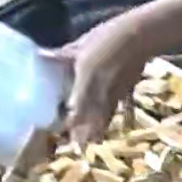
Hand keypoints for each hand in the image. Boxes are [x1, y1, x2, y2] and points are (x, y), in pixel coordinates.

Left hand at [48, 16, 147, 145]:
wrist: (140, 36)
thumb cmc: (108, 37)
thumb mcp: (82, 45)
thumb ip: (63, 56)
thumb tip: (40, 58)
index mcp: (87, 80)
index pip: (76, 108)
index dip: (70, 122)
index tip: (61, 131)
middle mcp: (101, 92)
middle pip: (92, 118)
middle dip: (85, 132)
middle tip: (78, 146)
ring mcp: (116, 93)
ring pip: (106, 115)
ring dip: (100, 129)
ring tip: (95, 142)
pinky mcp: (127, 89)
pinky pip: (125, 106)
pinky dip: (125, 116)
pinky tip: (125, 126)